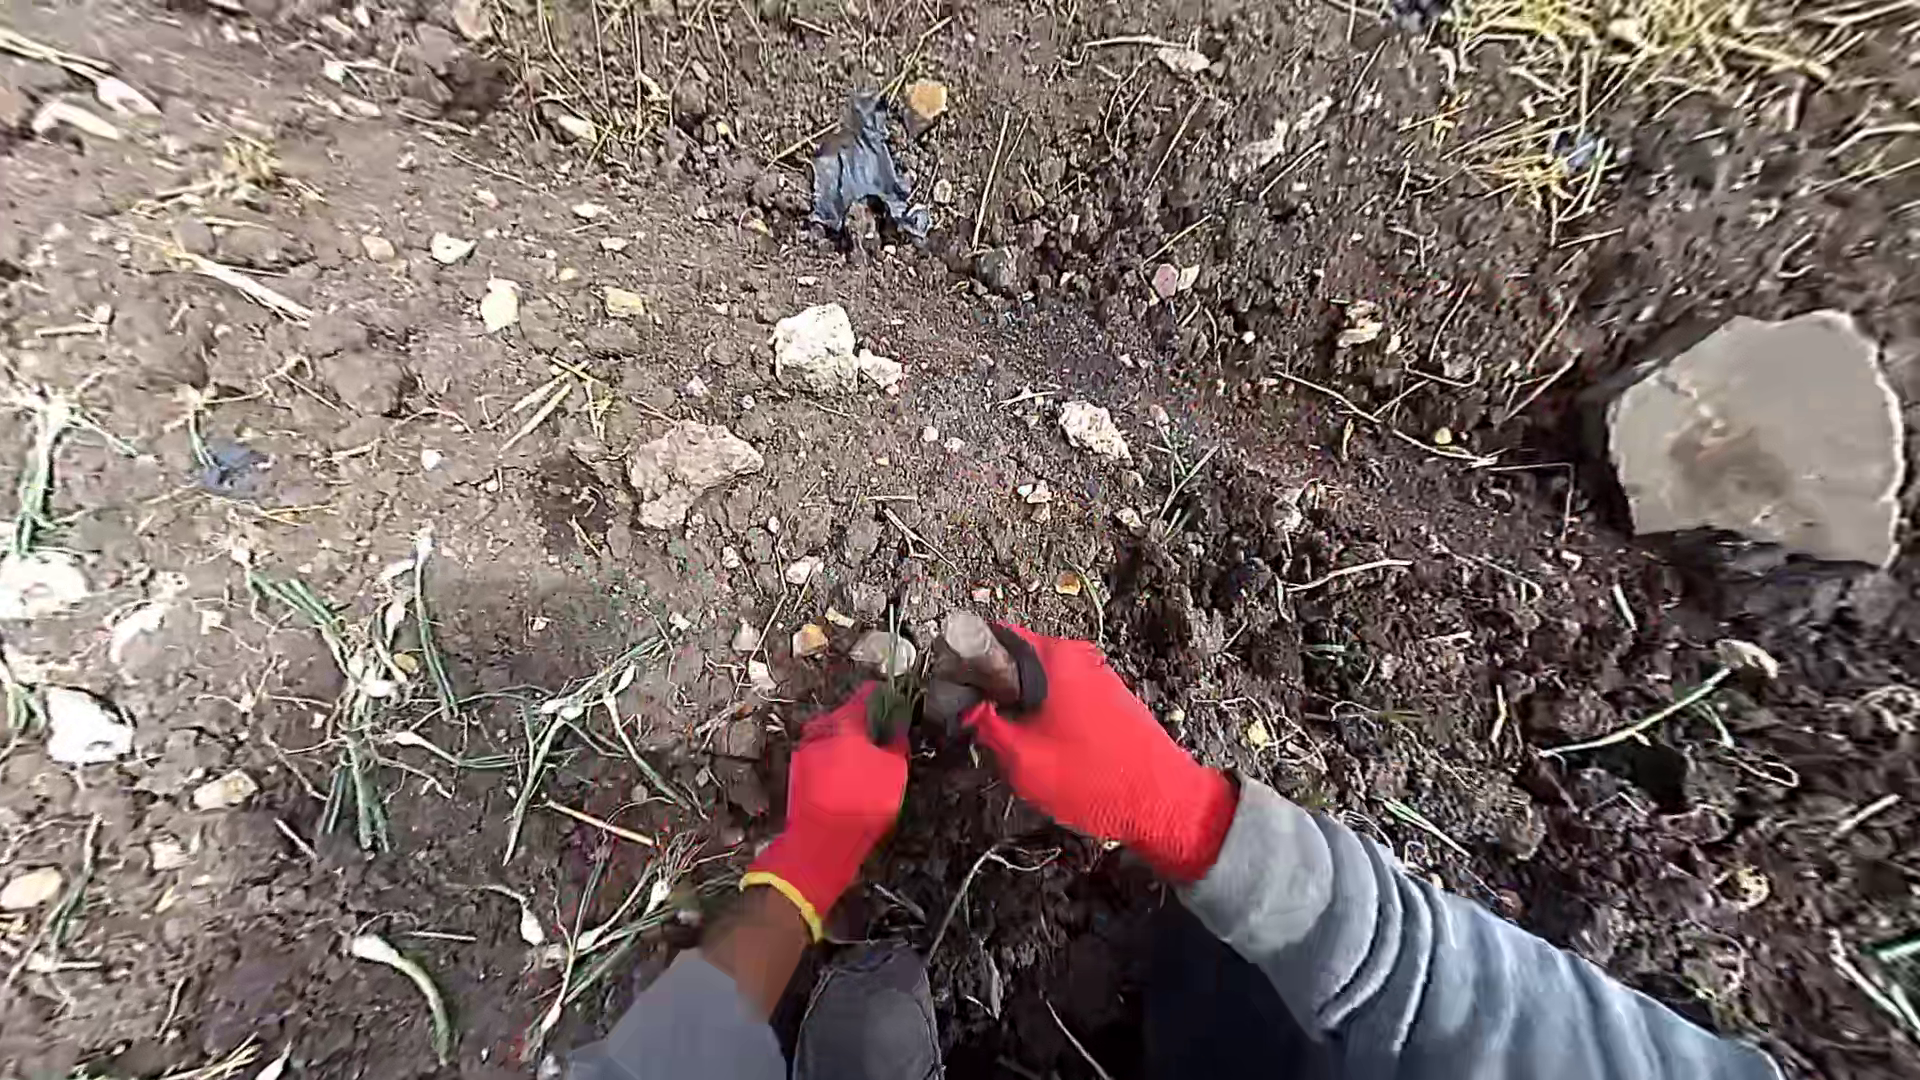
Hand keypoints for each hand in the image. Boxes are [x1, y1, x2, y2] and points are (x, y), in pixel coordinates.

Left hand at [744, 683, 906, 940]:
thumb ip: (897, 743)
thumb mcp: (894, 772)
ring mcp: (806, 749)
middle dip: (868, 725)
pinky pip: (824, 755)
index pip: (869, 693)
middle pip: (850, 714)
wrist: (818, 844)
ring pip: (835, 736)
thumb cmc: (859, 804)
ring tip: (869, 765)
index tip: (896, 707)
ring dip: (851, 744)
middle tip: (886, 740)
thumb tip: (898, 729)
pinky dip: (837, 761)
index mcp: (846, 721)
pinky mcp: (798, 771)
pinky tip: (850, 781)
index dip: (886, 698)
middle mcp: (822, 728)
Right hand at [963, 629, 1236, 881]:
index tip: (953, 688)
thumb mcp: (1023, 758)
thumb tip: (963, 707)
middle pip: (1015, 656)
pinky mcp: (1106, 693)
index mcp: (1054, 658)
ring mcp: (1095, 673)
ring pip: (1037, 677)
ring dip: (1018, 701)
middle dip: (992, 686)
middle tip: (979, 722)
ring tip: (1011, 739)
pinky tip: (1042, 743)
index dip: (965, 659)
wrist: (1166, 803)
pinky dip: (1042, 708)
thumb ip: (985, 725)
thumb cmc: (1094, 779)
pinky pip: (1060, 690)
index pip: (993, 635)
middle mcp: (1076, 656)